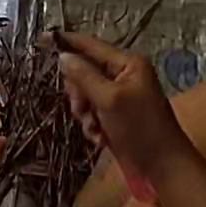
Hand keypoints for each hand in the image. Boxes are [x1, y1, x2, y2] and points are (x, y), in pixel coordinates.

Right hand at [55, 31, 193, 190]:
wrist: (164, 168)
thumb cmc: (140, 129)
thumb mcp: (109, 100)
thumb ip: (84, 76)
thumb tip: (63, 56)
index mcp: (127, 63)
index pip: (90, 45)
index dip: (66, 41)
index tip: (41, 38)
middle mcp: (123, 74)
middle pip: (84, 71)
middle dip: (79, 93)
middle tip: (82, 109)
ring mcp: (121, 95)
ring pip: (86, 93)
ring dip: (85, 113)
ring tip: (95, 129)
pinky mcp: (117, 114)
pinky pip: (93, 111)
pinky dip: (93, 124)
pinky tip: (100, 138)